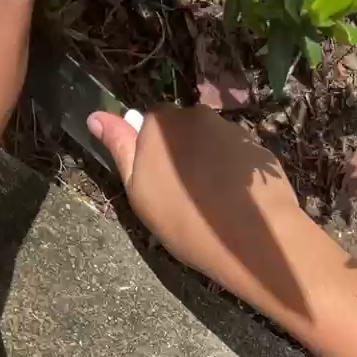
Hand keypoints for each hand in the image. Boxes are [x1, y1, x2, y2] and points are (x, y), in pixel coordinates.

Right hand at [89, 107, 326, 321]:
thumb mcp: (142, 193)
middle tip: (188, 199)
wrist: (254, 239)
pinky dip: (236, 176)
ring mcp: (232, 131)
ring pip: (213, 144)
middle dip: (183, 157)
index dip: (153, 155)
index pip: (149, 127)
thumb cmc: (187, 223)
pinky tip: (239, 204)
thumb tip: (97, 116)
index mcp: (161, 124)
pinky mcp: (259, 150)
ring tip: (217, 205)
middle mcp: (197, 116)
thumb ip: (121, 150)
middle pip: (184, 132)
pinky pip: (239, 159)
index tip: (160, 186)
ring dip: (211, 165)